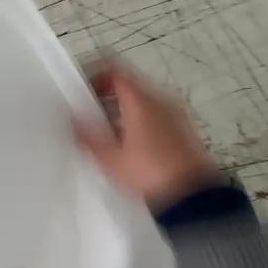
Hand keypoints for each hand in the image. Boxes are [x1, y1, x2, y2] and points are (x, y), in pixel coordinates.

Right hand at [74, 61, 221, 208]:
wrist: (193, 195)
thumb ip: (88, 136)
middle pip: (128, 84)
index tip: (82, 90)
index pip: (115, 72)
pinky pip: (156, 112)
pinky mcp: (184, 127)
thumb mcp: (111, 159)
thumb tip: (74, 119)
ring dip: (123, 107)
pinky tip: (131, 142)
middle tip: (90, 112)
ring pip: (142, 99)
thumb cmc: (148, 172)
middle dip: (107, 94)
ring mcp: (175, 113)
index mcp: (139, 101)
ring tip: (108, 131)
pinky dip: (139, 117)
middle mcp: (159, 99)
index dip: (95, 75)